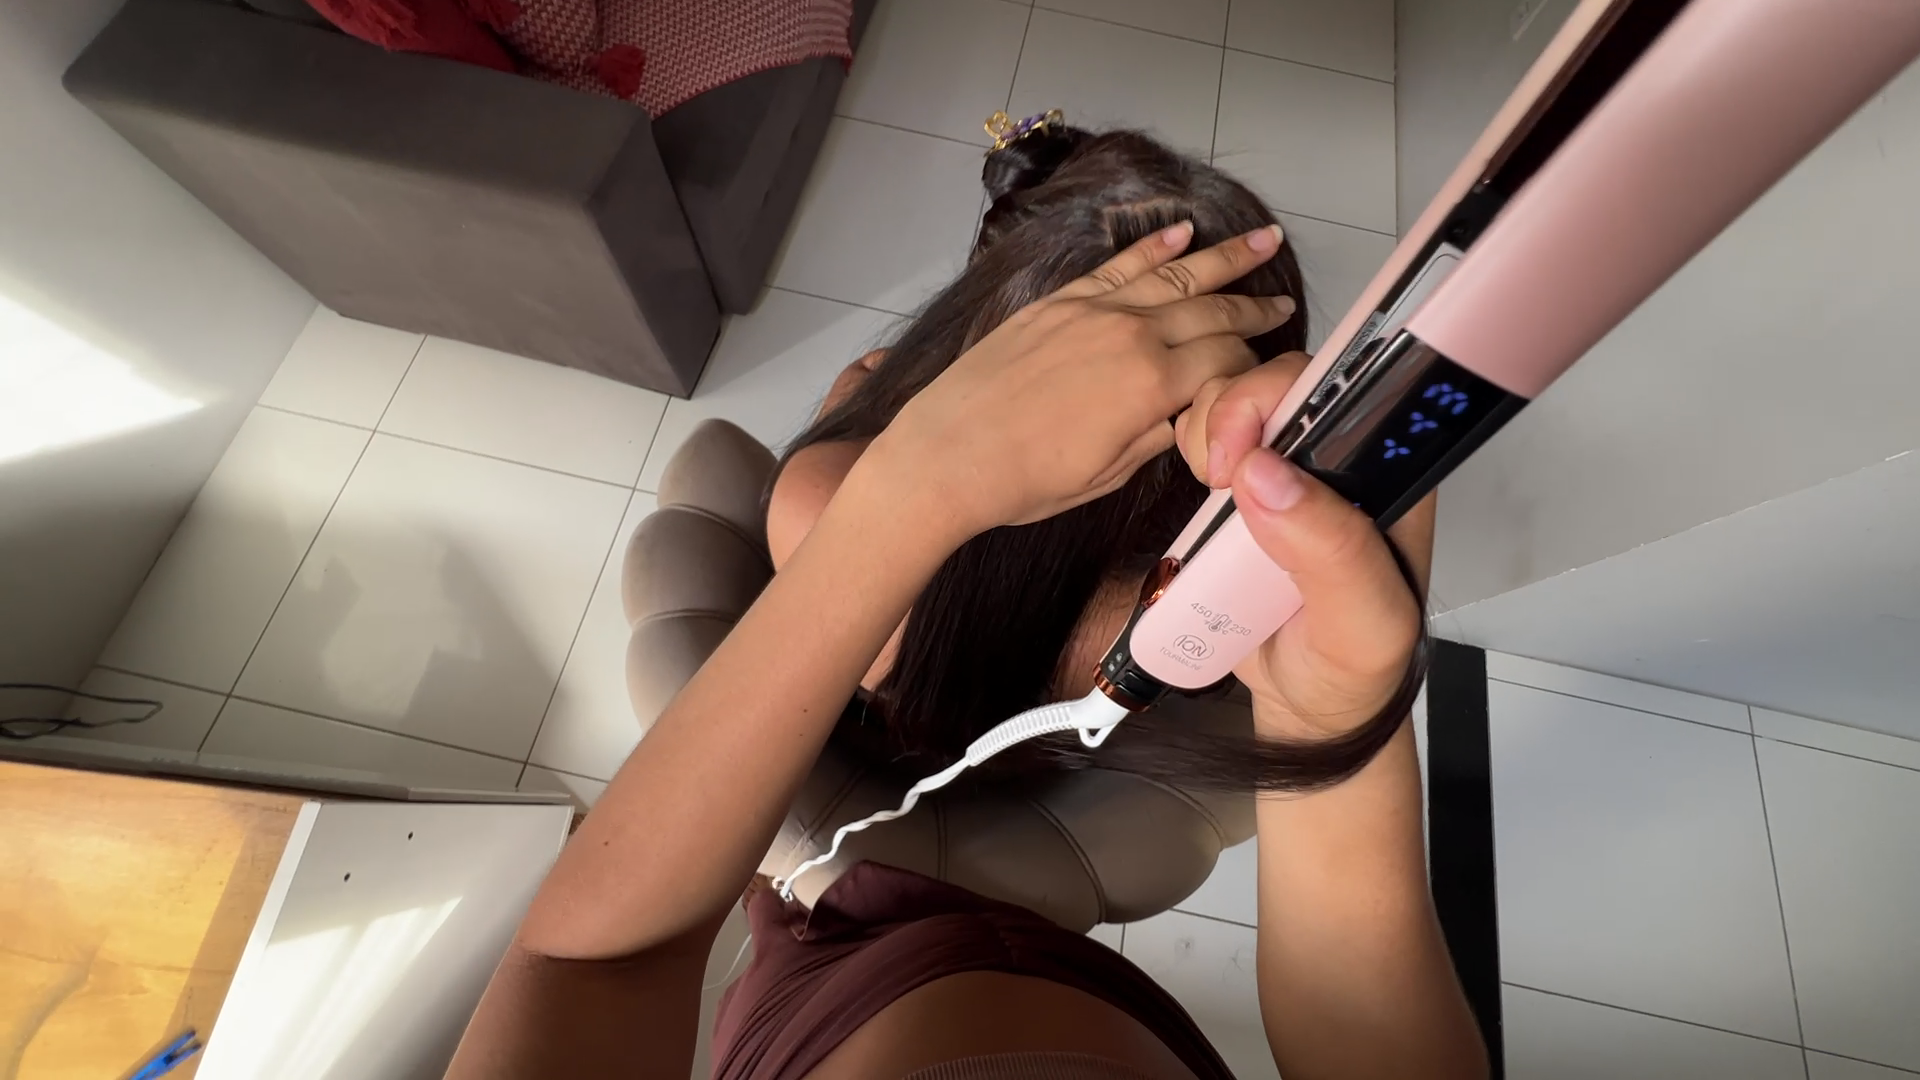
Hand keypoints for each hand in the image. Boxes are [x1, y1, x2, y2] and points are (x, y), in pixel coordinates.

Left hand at [863, 222, 1297, 541]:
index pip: (1224, 360)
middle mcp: (1131, 335)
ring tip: (1262, 241)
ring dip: (1222, 257)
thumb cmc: (1023, 483)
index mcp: (1152, 386)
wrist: (945, 456)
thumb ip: (1154, 437)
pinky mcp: (1056, 303)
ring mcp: (1091, 311)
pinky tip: (1180, 233)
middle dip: (1251, 307)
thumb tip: (1182, 413)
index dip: (1248, 364)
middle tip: (1281, 303)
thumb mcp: (1104, 477)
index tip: (1260, 367)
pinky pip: (1116, 267)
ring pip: (1173, 275)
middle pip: (1209, 311)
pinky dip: (1152, 248)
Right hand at [1174, 355, 1433, 738]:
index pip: (1356, 389)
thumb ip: (1331, 554)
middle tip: (1218, 479)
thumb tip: (1264, 474)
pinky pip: (1210, 435)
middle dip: (1237, 410)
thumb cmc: (1348, 667)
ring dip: (1208, 428)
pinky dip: (1192, 445)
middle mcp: (1338, 462)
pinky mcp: (1243, 488)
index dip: (1294, 395)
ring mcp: (1286, 472)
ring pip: (1240, 397)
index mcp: (1390, 479)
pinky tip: (1202, 488)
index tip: (1249, 451)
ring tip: (1211, 489)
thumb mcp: (1362, 626)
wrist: (1302, 696)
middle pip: (1287, 381)